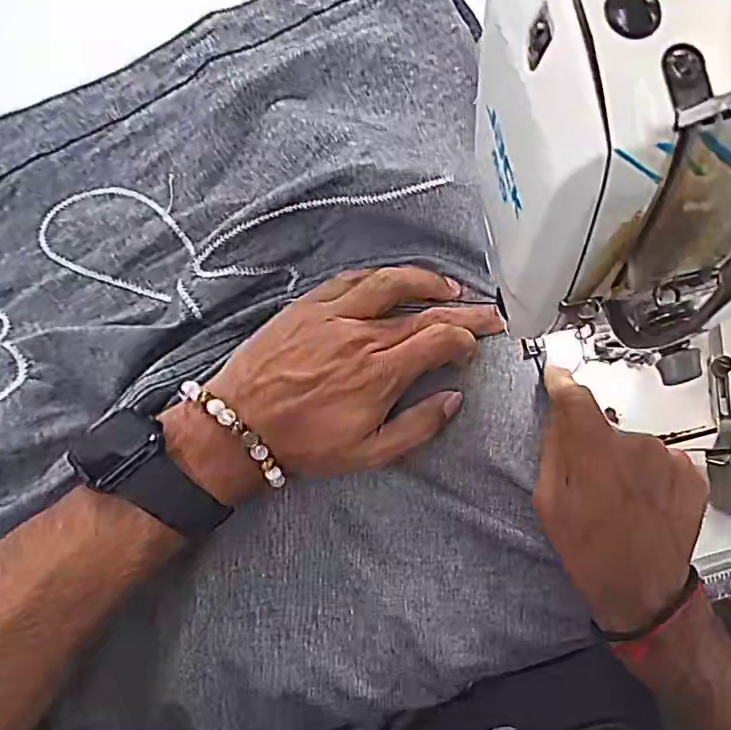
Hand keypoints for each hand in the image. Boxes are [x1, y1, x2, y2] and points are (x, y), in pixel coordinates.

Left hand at [161, 267, 504, 503]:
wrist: (242, 426)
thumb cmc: (304, 443)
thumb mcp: (368, 453)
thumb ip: (417, 427)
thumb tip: (451, 402)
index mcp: (381, 371)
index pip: (441, 338)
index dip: (466, 338)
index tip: (474, 347)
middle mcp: (362, 335)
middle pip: (426, 310)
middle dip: (465, 309)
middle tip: (488, 311)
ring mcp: (334, 316)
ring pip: (391, 283)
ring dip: (426, 281)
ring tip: (448, 285)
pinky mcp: (308, 307)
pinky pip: (351, 280)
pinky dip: (378, 276)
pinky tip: (392, 280)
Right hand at [534, 366, 708, 632]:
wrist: (642, 590)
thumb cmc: (595, 555)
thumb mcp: (550, 504)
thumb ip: (553, 451)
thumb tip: (557, 419)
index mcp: (594, 449)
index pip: (575, 395)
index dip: (562, 382)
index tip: (558, 375)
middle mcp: (636, 445)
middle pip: (607, 425)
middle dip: (596, 446)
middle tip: (592, 486)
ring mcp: (667, 458)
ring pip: (636, 445)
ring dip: (626, 464)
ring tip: (621, 504)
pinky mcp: (689, 472)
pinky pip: (662, 460)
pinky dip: (651, 477)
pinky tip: (643, 505)